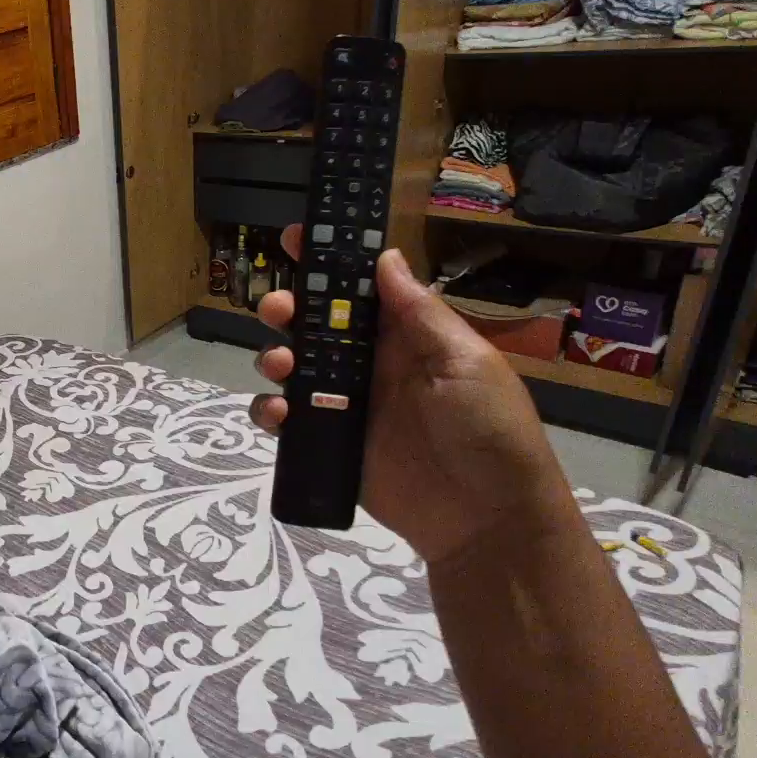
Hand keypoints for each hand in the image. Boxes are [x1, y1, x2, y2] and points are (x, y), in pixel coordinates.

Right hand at [251, 226, 577, 565]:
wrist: (484, 520)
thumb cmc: (487, 430)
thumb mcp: (464, 363)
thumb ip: (418, 314)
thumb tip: (384, 257)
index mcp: (404, 338)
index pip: (358, 290)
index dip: (327, 262)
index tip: (294, 237)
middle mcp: (367, 364)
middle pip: (312, 324)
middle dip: (285, 309)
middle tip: (275, 310)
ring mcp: (342, 403)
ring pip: (290, 367)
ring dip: (274, 357)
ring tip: (280, 367)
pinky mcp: (325, 441)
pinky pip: (283, 418)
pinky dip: (270, 412)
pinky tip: (279, 415)